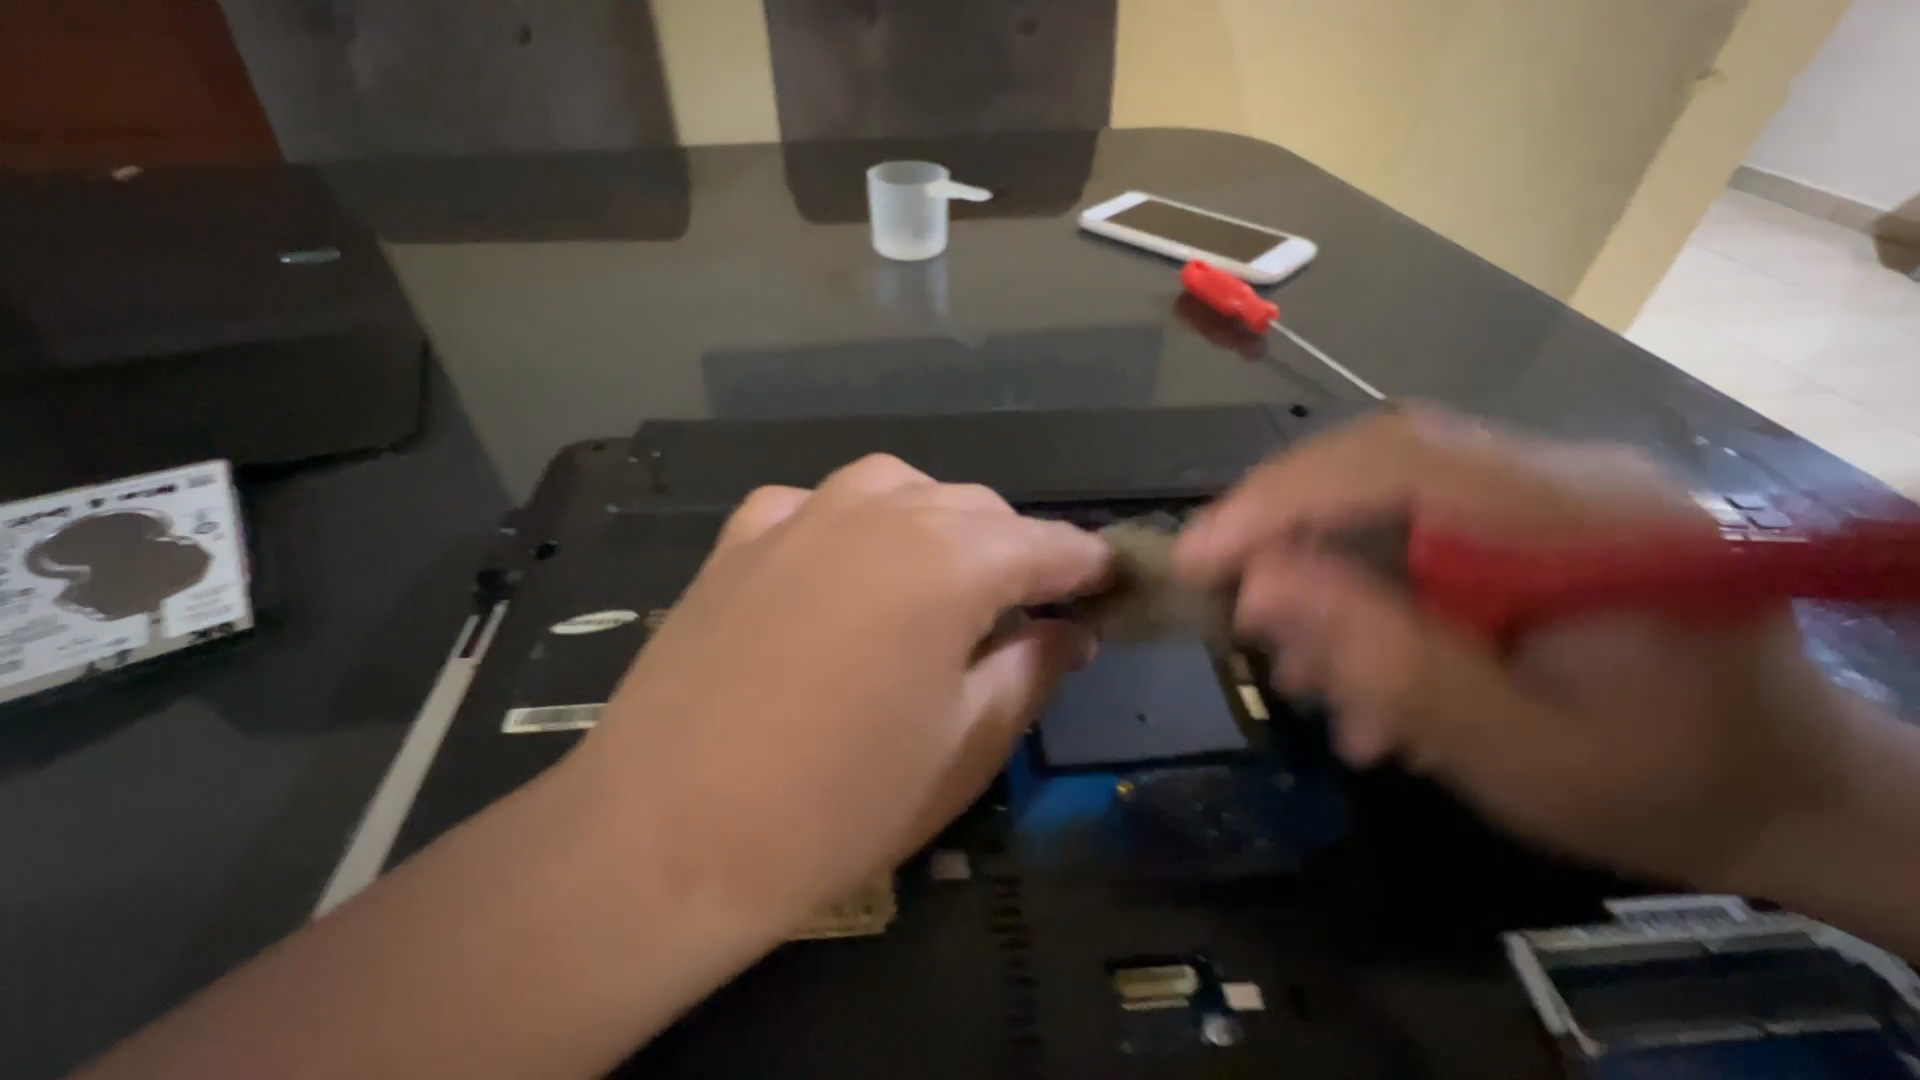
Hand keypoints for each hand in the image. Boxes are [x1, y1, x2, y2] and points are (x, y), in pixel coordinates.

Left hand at [573, 455, 1106, 933]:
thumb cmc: (840, 804)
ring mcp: (800, 515)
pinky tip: (845, 571)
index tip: (1111, 586)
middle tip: (1025, 609)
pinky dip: (852, 527)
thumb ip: (1031, 671)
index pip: (1048, 544)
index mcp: (951, 559)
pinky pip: (817, 506)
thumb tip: (1071, 633)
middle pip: (976, 507)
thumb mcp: (964, 745)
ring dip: (937, 523)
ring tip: (941, 581)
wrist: (669, 835)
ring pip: (898, 488)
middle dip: (1015, 548)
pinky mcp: (739, 539)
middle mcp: (880, 512)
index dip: (1088, 566)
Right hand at [1174, 407, 1860, 889]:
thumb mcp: (1516, 754)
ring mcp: (1553, 491)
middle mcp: (1566, 476)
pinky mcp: (1537, 520)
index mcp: (1582, 519)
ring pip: (1387, 499)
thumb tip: (1264, 586)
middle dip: (1292, 542)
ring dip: (1328, 581)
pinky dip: (1368, 594)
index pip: (1396, 459)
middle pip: (1381, 466)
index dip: (1277, 498)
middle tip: (1247, 626)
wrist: (1792, 797)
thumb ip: (1390, 664)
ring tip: (1313, 678)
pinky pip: (1419, 530)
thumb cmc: (1664, 788)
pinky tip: (1367, 672)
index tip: (1195, 558)